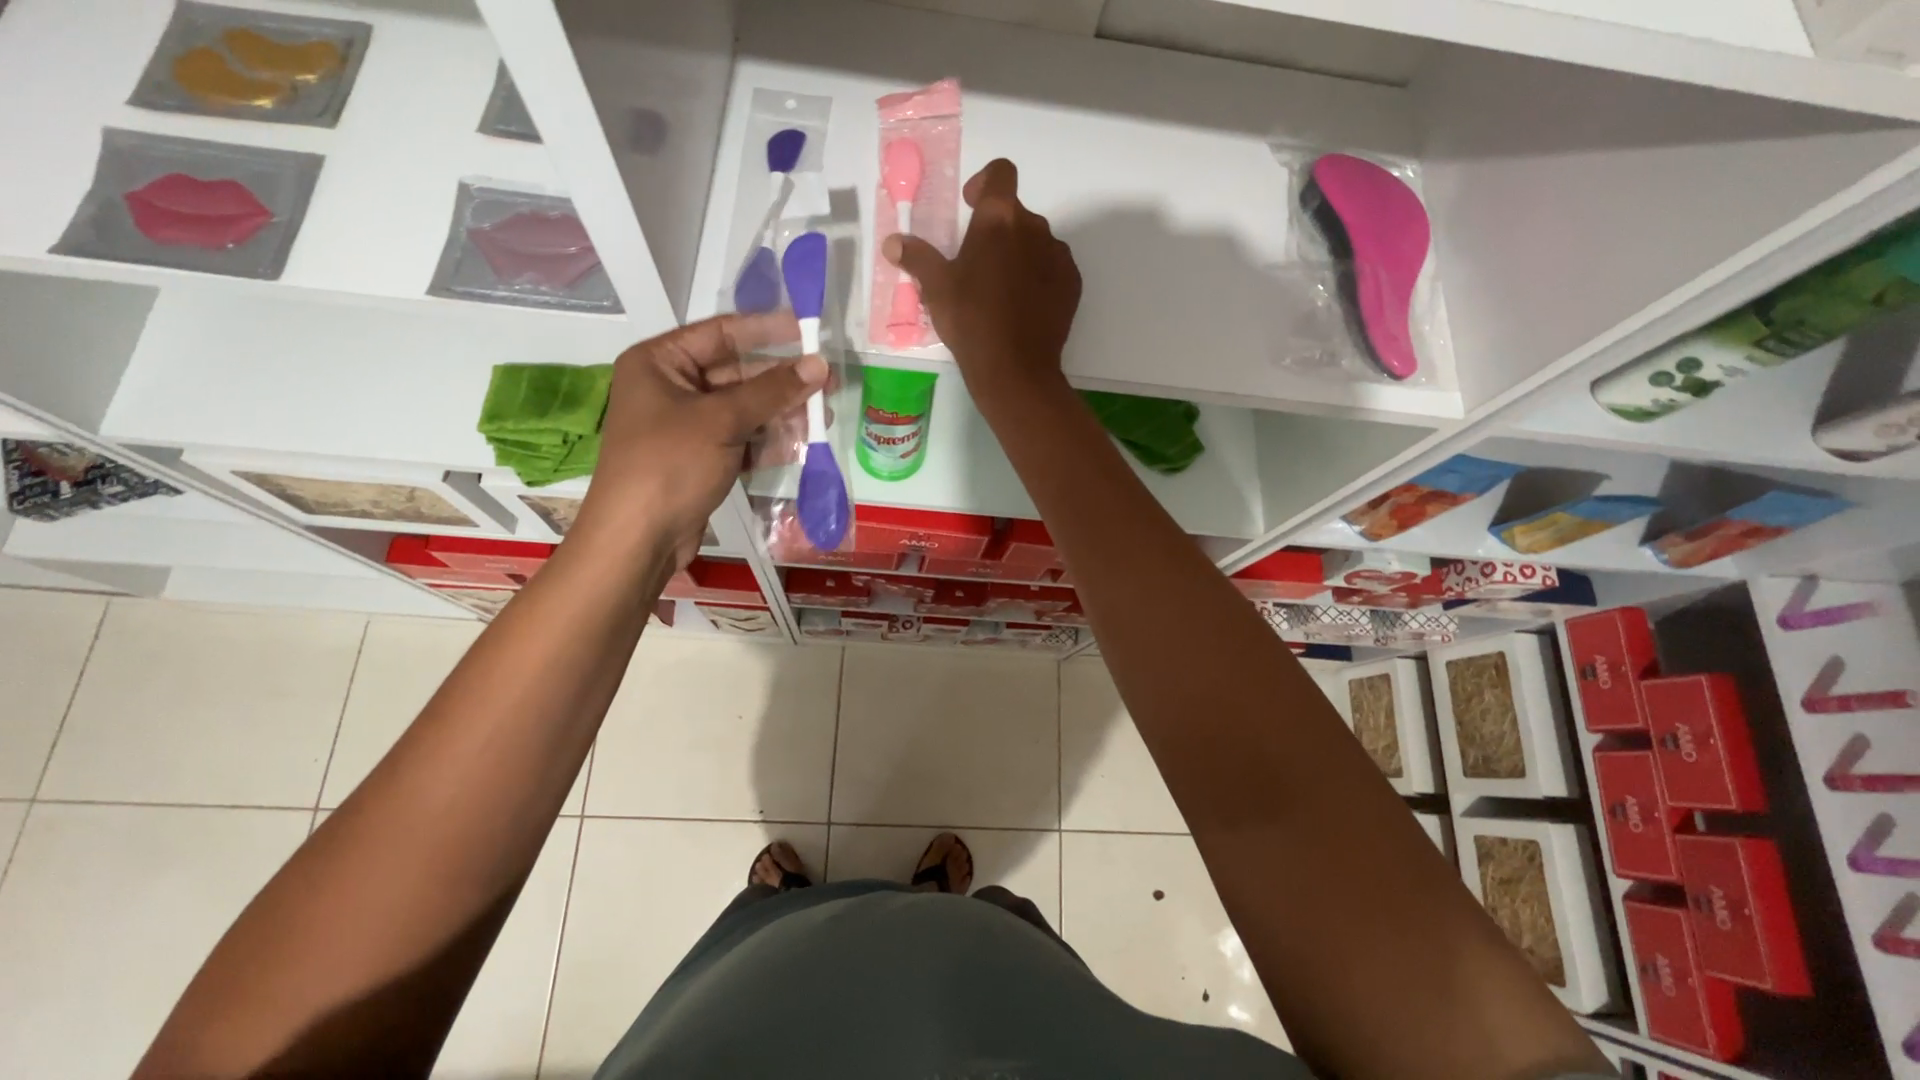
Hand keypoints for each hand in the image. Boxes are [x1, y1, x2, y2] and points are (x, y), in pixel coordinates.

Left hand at [574, 315, 825, 566]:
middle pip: (736, 373)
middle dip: (781, 380)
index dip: (766, 330)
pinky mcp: (699, 458)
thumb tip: (820, 363)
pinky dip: (767, 442)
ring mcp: (684, 425)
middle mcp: (669, 387)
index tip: (809, 329)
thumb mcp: (722, 420)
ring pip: (743, 409)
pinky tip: (802, 445)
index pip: (721, 333)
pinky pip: (740, 439)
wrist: (638, 539)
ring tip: (824, 418)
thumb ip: (773, 390)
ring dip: (781, 413)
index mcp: (659, 362)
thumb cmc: (670, 464)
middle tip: (827, 383)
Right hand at [884, 158, 1080, 400]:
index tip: (971, 204)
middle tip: (976, 263)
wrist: (1015, 368)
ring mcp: (1058, 255)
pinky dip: (1038, 276)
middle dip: (997, 229)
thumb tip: (893, 242)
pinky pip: (1053, 267)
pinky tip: (1022, 304)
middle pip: (1015, 212)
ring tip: (999, 288)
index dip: (986, 181)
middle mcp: (1034, 228)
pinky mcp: (1072, 283)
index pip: (1001, 172)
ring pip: (1035, 241)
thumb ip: (916, 257)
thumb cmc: (970, 320)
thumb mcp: (936, 288)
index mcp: (998, 219)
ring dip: (1018, 253)